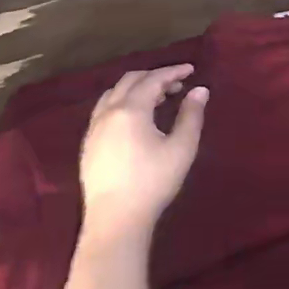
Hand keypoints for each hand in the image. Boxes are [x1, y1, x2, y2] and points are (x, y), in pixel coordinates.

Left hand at [79, 65, 207, 237]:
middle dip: (154, 77)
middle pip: (130, 80)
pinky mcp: (88, 144)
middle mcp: (108, 112)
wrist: (116, 220)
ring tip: (157, 99)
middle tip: (177, 84)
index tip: (191, 69)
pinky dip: (122, 102)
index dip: (173, 71)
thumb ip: (191, 115)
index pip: (153, 79)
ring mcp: (94, 128)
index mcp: (131, 110)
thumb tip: (199, 90)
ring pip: (113, 94)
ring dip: (136, 88)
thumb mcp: (181, 148)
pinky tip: (135, 118)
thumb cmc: (153, 182)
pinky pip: (104, 109)